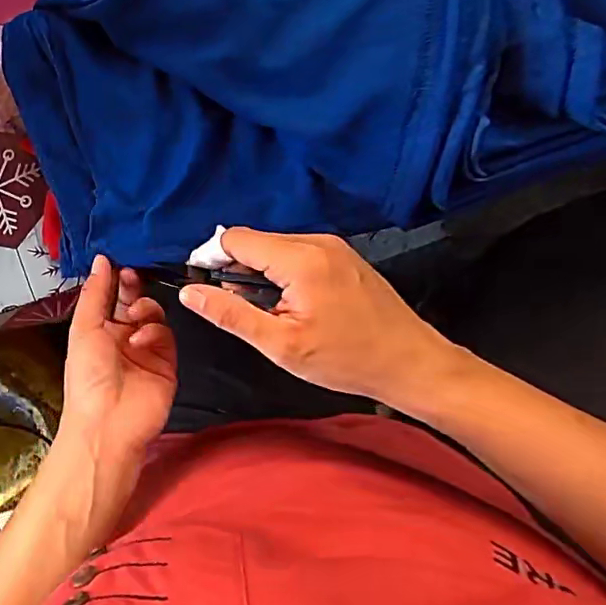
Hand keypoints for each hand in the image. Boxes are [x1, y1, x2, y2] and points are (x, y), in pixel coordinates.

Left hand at [61, 255, 177, 456]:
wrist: (108, 422)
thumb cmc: (86, 379)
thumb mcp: (83, 328)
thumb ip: (95, 294)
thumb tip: (101, 262)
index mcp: (95, 330)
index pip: (108, 297)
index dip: (114, 280)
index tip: (119, 263)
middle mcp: (119, 338)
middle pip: (132, 302)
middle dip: (132, 288)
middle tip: (132, 277)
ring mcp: (144, 350)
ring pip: (153, 315)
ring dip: (144, 309)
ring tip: (134, 317)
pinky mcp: (165, 363)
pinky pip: (166, 335)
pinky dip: (155, 331)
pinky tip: (142, 339)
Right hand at [178, 229, 467, 407]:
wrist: (415, 365)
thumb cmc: (349, 359)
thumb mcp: (279, 344)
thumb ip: (229, 314)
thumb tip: (190, 293)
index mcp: (301, 259)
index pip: (234, 239)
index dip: (211, 260)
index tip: (206, 288)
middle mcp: (318, 243)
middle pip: (252, 242)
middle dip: (235, 269)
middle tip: (240, 307)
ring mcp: (333, 247)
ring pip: (271, 247)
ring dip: (257, 273)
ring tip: (267, 309)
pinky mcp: (341, 256)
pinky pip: (292, 253)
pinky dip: (278, 273)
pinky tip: (288, 303)